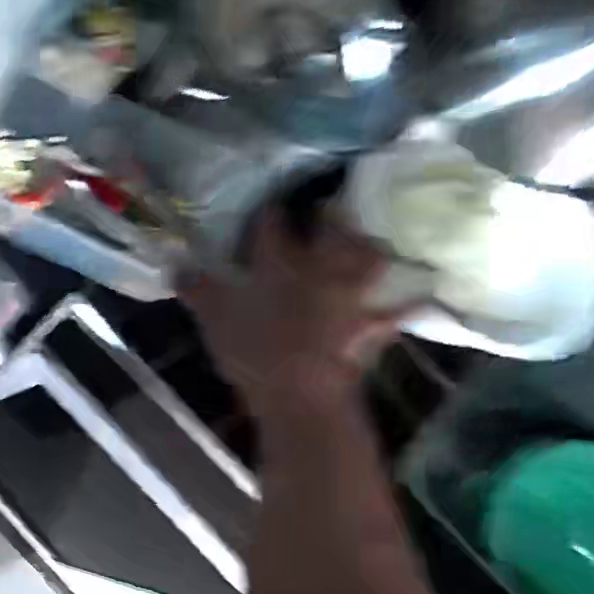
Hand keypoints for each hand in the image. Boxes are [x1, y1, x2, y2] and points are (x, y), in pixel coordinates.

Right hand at [178, 207, 403, 416]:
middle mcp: (321, 270)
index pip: (271, 227)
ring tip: (369, 243)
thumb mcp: (212, 318)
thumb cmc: (252, 349)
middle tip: (329, 206)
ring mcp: (353, 296)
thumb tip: (177, 265)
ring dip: (371, 249)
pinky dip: (408, 304)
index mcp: (278, 265)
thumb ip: (197, 289)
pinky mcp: (373, 325)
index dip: (268, 212)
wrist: (300, 390)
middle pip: (333, 232)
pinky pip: (398, 311)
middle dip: (331, 216)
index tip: (267, 202)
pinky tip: (417, 299)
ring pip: (371, 260)